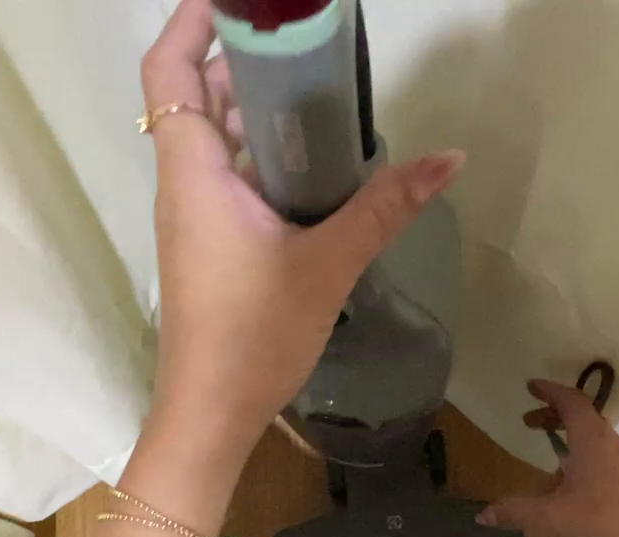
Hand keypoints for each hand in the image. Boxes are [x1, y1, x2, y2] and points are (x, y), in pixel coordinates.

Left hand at [139, 0, 465, 466]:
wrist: (210, 413)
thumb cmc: (254, 337)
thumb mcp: (326, 267)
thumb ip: (384, 209)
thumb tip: (450, 159)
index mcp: (195, 175)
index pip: (169, 69)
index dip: (195, 19)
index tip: (246, 2)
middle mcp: (184, 190)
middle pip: (196, 100)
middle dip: (246, 68)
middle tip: (310, 59)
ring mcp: (192, 225)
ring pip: (215, 148)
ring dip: (258, 122)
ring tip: (321, 115)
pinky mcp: (207, 254)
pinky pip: (227, 188)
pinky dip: (261, 169)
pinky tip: (312, 183)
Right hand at [478, 379, 618, 536]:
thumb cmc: (603, 527)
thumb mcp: (551, 519)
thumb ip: (515, 512)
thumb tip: (482, 515)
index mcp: (593, 442)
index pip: (571, 402)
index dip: (550, 391)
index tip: (530, 386)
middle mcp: (613, 444)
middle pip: (584, 417)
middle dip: (555, 415)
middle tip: (529, 423)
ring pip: (596, 438)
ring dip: (570, 439)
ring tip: (548, 462)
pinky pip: (605, 457)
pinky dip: (584, 457)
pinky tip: (573, 487)